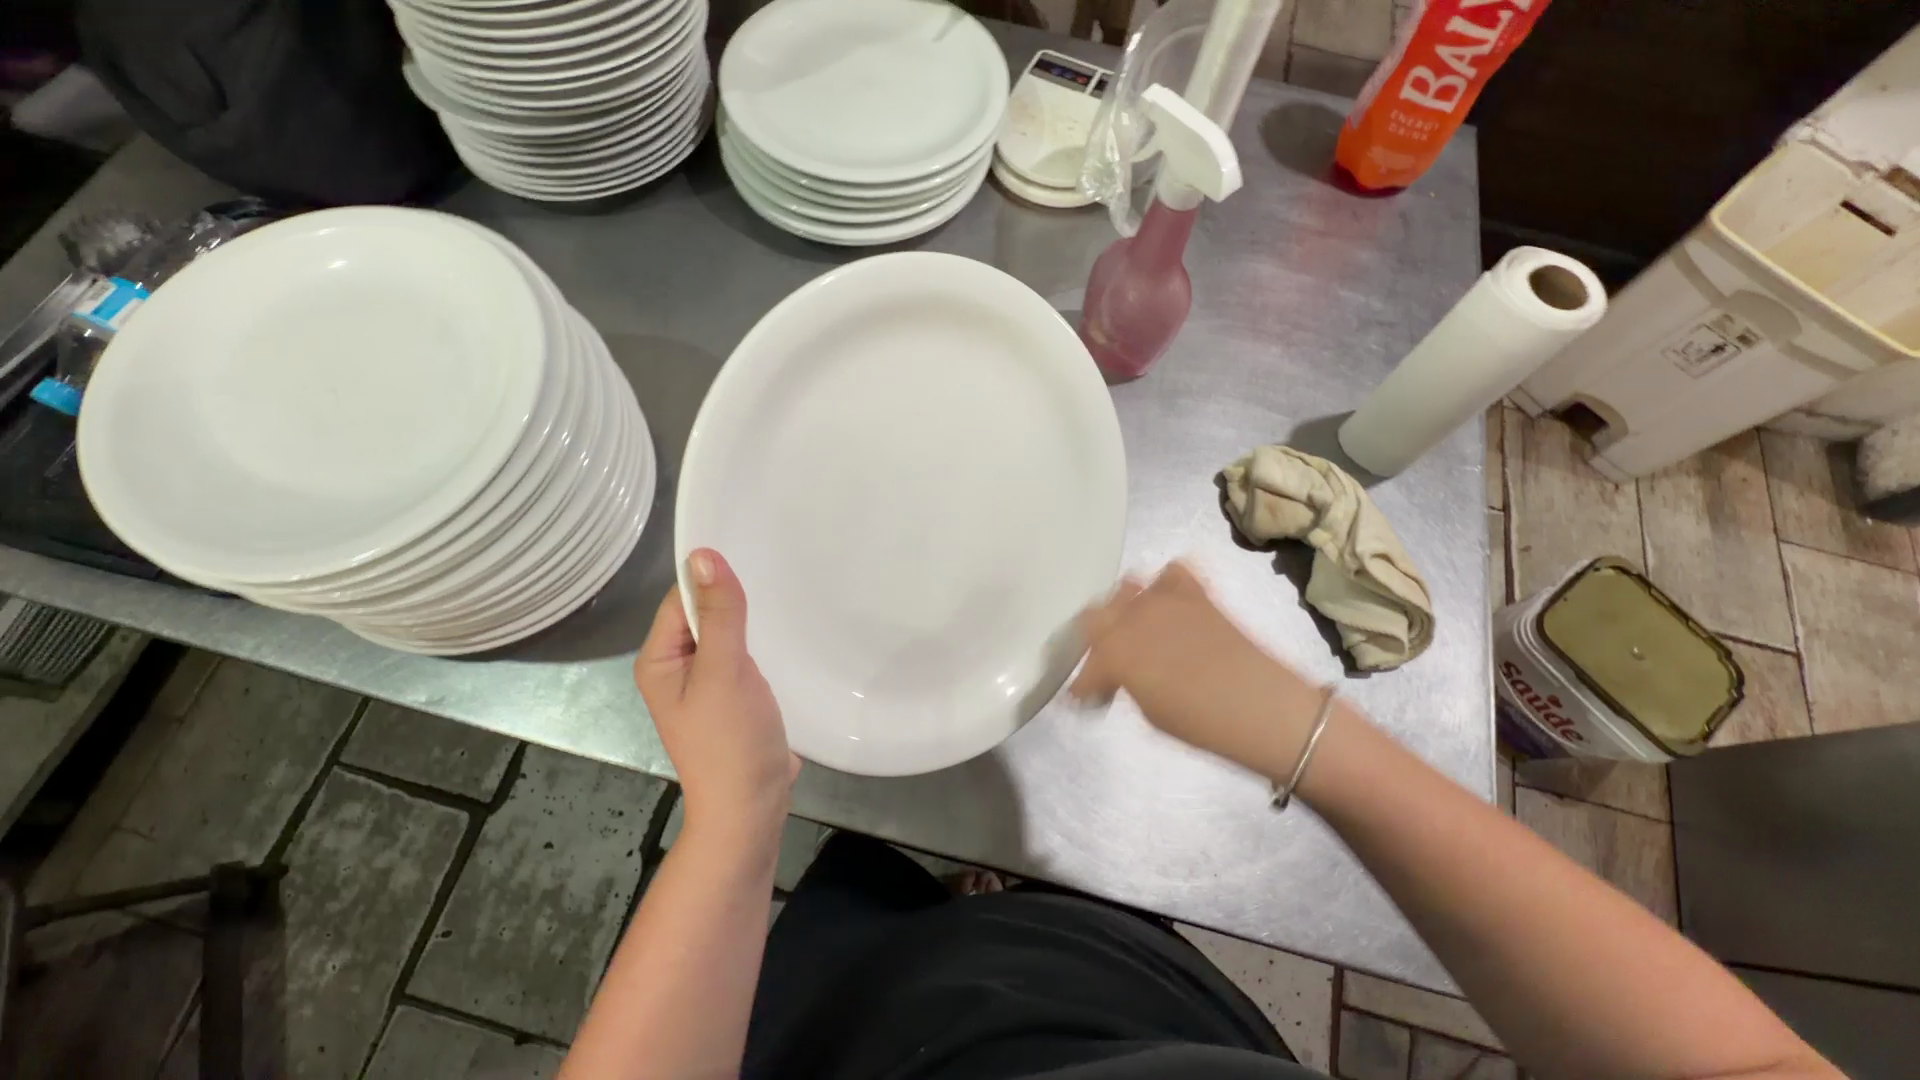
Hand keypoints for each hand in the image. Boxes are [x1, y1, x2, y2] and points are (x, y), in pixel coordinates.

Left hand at [636, 549, 798, 840]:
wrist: (751, 808)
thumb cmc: (729, 740)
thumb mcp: (725, 671)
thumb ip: (719, 613)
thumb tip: (703, 554)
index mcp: (660, 660)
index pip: (681, 600)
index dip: (711, 577)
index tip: (753, 554)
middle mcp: (678, 668)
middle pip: (705, 614)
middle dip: (735, 598)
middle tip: (778, 573)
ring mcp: (707, 685)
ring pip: (729, 636)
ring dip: (752, 622)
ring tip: (788, 597)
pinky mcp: (735, 698)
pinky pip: (745, 657)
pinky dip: (763, 646)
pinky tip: (788, 635)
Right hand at [1071, 562, 1324, 780]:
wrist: (1262, 707)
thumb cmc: (1202, 723)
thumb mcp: (1149, 712)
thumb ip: (1125, 682)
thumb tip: (1115, 677)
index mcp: (1115, 652)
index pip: (1086, 662)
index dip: (1086, 683)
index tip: (1092, 697)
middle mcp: (1133, 617)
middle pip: (1094, 612)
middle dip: (1096, 637)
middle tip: (1109, 663)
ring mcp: (1166, 600)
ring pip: (1128, 586)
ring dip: (1125, 607)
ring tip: (1137, 631)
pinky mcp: (1196, 594)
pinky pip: (1172, 573)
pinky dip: (1165, 585)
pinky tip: (1170, 606)